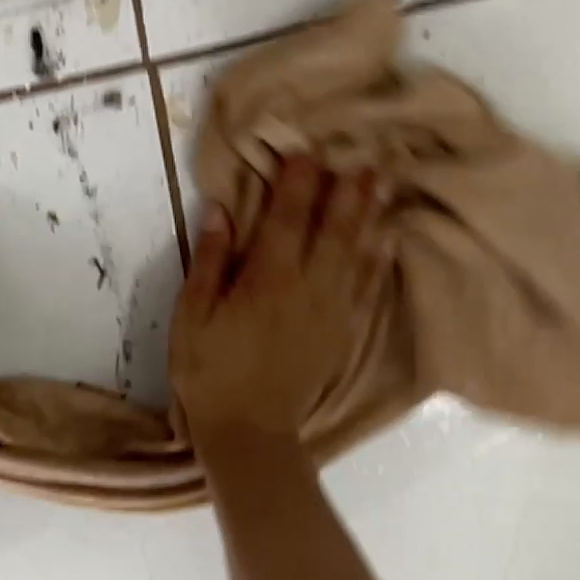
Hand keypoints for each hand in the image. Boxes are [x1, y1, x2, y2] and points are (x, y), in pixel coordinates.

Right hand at [170, 156, 389, 441]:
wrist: (248, 430)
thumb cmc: (208, 369)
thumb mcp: (191, 314)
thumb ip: (209, 261)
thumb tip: (221, 211)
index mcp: (267, 281)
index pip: (286, 219)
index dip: (297, 182)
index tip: (305, 150)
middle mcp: (309, 289)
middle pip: (334, 229)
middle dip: (347, 190)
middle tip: (363, 156)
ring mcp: (334, 311)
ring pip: (360, 253)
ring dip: (372, 215)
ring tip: (385, 182)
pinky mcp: (345, 332)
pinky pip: (370, 286)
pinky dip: (381, 257)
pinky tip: (388, 238)